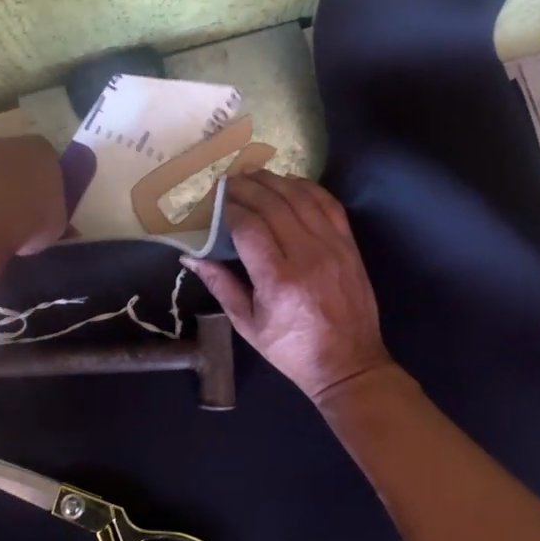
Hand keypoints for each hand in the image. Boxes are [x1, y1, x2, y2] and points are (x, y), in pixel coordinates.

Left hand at [0, 135, 66, 260]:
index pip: (51, 158)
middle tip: (24, 214)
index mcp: (40, 149)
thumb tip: (56, 225)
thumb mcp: (57, 226)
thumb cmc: (26, 222)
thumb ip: (58, 217)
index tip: (49, 205)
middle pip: (18, 160)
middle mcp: (7, 144)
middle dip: (21, 182)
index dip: (51, 182)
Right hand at [184, 172, 394, 401]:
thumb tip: (190, 257)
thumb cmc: (291, 349)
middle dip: (247, 188)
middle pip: (273, 205)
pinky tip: (289, 183)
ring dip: (274, 181)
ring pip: (301, 198)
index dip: (231, 208)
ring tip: (254, 175)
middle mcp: (307, 256)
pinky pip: (329, 204)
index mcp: (278, 280)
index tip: (218, 202)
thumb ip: (220, 284)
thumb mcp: (247, 324)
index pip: (250, 226)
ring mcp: (332, 247)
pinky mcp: (349, 246)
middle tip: (230, 182)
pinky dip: (307, 188)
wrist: (349, 364)